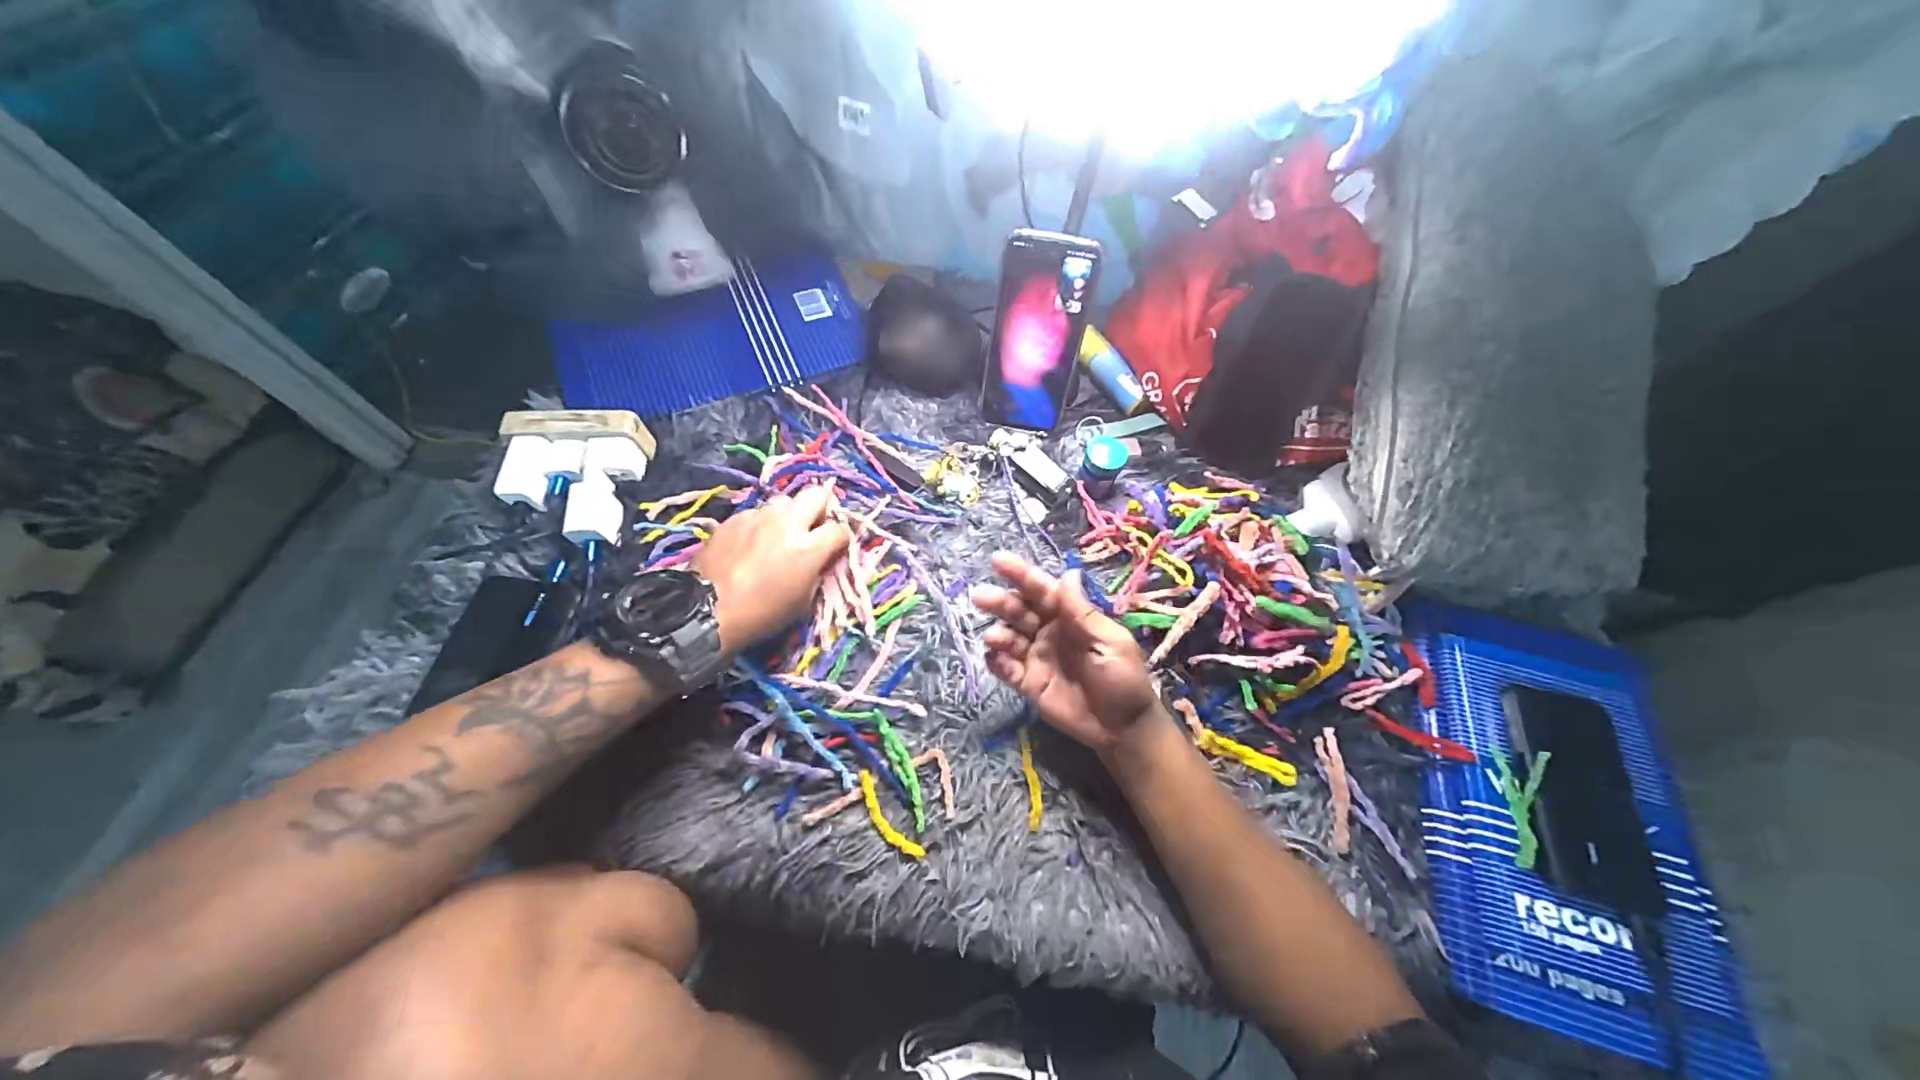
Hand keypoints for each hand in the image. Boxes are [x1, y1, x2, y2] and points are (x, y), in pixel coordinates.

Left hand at [694, 485, 849, 653]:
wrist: (706, 611)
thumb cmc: (761, 615)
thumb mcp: (803, 602)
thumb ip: (817, 572)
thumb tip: (822, 559)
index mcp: (808, 548)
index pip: (840, 529)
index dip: (841, 539)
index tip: (835, 549)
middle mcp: (786, 523)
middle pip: (816, 494)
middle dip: (821, 508)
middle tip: (814, 527)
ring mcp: (758, 516)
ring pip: (784, 501)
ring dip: (788, 515)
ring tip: (779, 534)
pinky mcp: (734, 518)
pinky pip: (756, 512)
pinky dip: (761, 524)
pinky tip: (752, 542)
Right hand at [973, 552, 1161, 753]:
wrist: (1123, 729)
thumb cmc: (1124, 680)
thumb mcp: (1110, 643)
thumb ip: (1083, 614)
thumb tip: (1068, 573)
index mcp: (1069, 617)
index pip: (1042, 591)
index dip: (1022, 575)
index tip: (998, 560)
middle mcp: (1047, 631)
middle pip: (1019, 610)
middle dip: (1001, 602)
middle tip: (981, 596)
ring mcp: (1036, 657)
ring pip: (1009, 637)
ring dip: (998, 633)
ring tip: (995, 638)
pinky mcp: (1028, 683)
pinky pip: (1006, 669)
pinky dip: (996, 661)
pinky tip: (994, 658)